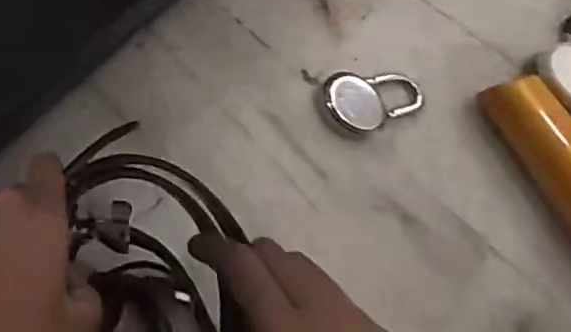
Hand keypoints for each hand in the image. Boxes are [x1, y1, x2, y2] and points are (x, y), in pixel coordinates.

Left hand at [0, 154, 101, 331]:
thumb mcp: (79, 324)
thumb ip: (85, 289)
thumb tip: (74, 279)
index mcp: (41, 215)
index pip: (47, 168)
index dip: (50, 179)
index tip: (52, 200)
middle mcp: (2, 205)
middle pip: (16, 197)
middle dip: (22, 221)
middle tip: (26, 260)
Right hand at [190, 235, 385, 331]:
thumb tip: (212, 324)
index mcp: (283, 325)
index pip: (241, 261)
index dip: (213, 247)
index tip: (194, 246)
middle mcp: (318, 306)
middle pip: (272, 251)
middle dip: (244, 256)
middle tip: (226, 285)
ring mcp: (353, 314)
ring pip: (303, 265)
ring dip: (276, 271)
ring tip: (262, 304)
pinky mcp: (376, 328)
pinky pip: (331, 290)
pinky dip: (307, 293)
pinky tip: (303, 327)